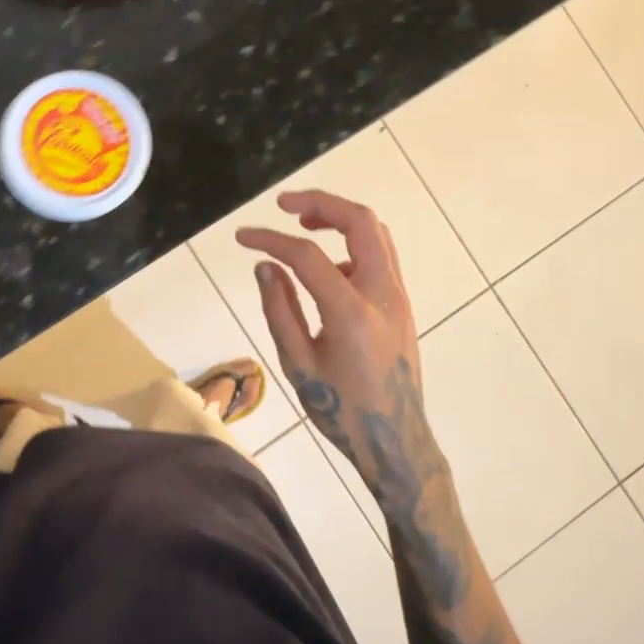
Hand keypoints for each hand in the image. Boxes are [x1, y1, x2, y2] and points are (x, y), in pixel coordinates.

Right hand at [236, 191, 441, 501]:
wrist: (395, 439)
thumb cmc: (340, 411)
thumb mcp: (298, 365)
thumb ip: (279, 310)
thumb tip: (265, 266)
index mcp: (351, 313)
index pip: (307, 256)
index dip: (271, 240)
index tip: (242, 237)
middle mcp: (382, 294)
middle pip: (360, 222)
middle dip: (321, 203)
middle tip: (284, 206)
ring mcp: (398, 297)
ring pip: (376, 233)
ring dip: (340, 219)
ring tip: (303, 225)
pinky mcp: (401, 304)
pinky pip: (379, 256)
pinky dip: (351, 244)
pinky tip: (324, 266)